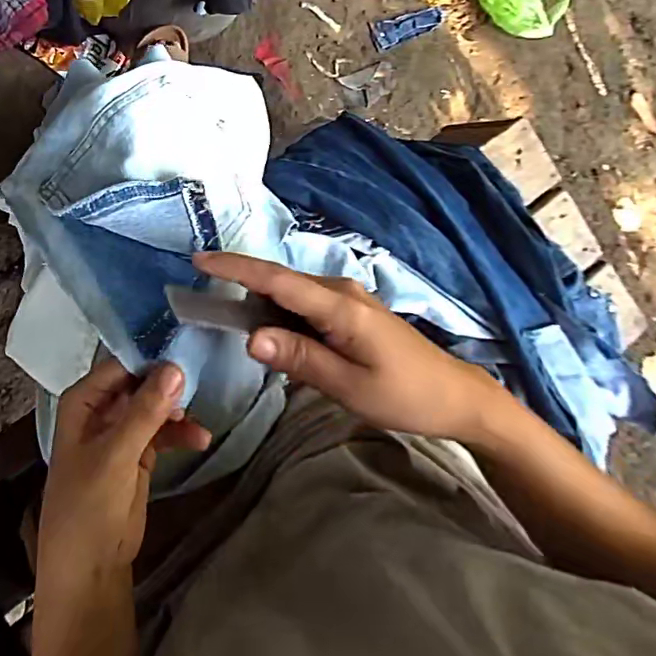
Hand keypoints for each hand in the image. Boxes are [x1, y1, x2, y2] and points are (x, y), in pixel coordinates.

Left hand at [38, 358, 211, 581]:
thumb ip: (146, 411)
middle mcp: (101, 410)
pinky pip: (163, 431)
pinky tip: (201, 439)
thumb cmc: (88, 505)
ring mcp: (121, 432)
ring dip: (178, 410)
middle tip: (199, 383)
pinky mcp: (138, 453)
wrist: (89, 568)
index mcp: (83, 402)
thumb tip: (176, 367)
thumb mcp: (116, 455)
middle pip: (140, 382)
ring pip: (155, 406)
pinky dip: (181, 433)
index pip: (121, 365)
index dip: (151, 357)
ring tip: (197, 420)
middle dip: (169, 383)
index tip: (186, 350)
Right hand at [192, 251, 515, 442]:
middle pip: (279, 284)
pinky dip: (285, 320)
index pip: (277, 280)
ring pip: (290, 296)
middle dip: (242, 290)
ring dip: (264, 310)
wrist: (456, 395)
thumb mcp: (348, 386)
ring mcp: (347, 298)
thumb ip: (299, 357)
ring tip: (243, 334)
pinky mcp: (350, 310)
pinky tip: (282, 345)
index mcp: (340, 306)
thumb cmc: (405, 395)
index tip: (199, 260)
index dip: (236, 268)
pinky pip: (305, 307)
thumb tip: (250, 337)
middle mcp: (340, 291)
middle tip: (207, 309)